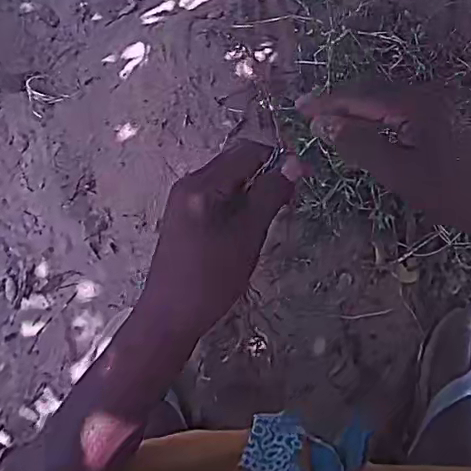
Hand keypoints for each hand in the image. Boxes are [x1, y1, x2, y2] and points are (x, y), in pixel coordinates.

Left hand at [137, 140, 301, 341]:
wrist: (169, 318)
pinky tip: (248, 227)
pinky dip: (238, 202)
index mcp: (202, 183)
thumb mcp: (247, 235)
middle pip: (236, 161)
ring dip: (253, 189)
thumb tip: (295, 163)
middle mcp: (190, 183)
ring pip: (228, 179)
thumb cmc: (210, 278)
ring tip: (269, 218)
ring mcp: (184, 199)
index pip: (248, 152)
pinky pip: (218, 195)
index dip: (278, 160)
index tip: (302, 180)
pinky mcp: (184, 216)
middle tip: (288, 201)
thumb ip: (270, 195)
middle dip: (266, 174)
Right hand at [298, 83, 470, 235]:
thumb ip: (358, 144)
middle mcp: (427, 98)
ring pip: (384, 105)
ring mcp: (436, 110)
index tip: (300, 108)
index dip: (328, 102)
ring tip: (329, 125)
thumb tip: (321, 124)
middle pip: (372, 95)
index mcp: (417, 103)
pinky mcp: (440, 125)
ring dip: (355, 115)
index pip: (362, 96)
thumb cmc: (448, 192)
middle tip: (309, 115)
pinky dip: (373, 123)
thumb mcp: (396, 171)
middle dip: (339, 105)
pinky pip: (396, 116)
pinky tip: (362, 136)